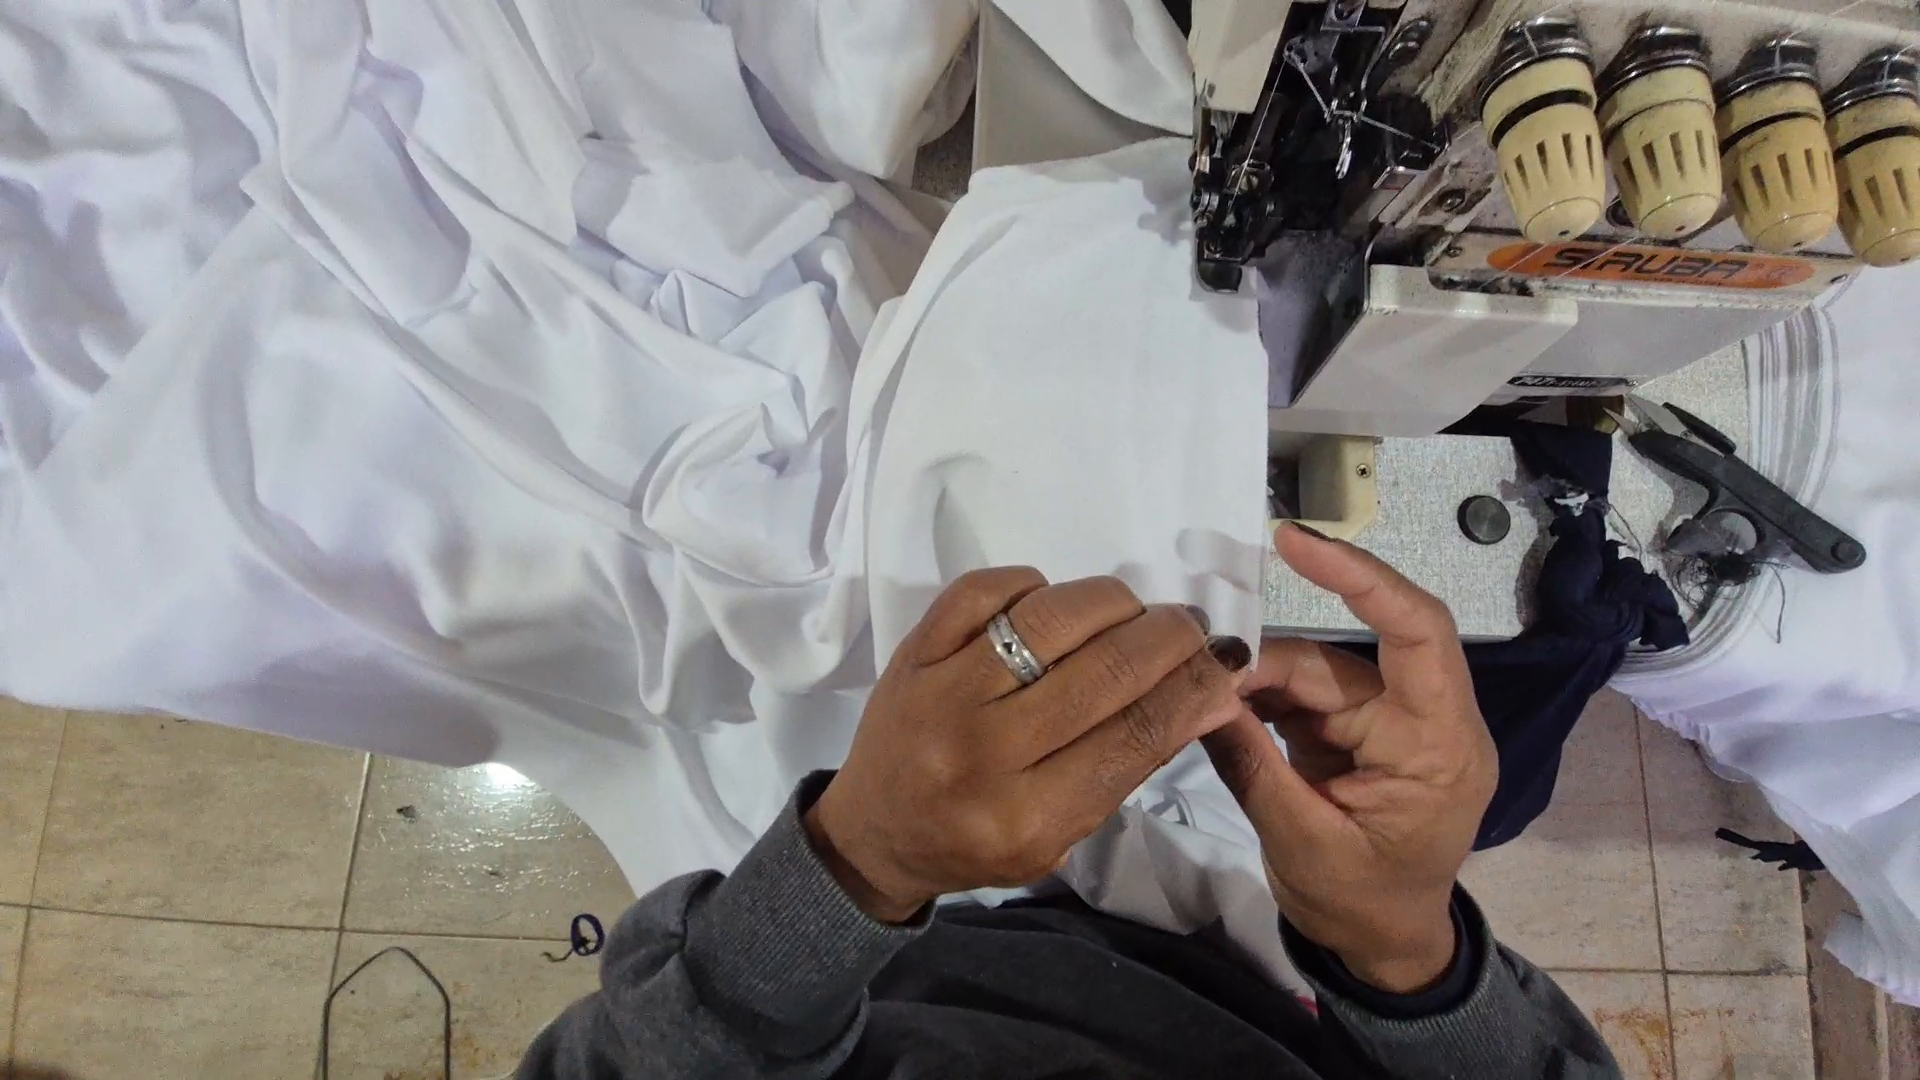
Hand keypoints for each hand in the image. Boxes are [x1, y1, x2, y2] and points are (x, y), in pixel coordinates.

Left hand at [806, 568, 1247, 921]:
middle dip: (1169, 637)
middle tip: (1188, 628)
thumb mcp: (1059, 836)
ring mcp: (942, 690)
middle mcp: (984, 750)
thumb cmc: (975, 841)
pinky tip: (1051, 605)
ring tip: (1130, 614)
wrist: (875, 829)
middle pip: (1105, 669)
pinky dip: (1032, 584)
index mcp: (1027, 815)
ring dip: (1112, 604)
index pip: (1136, 734)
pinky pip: (983, 589)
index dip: (1194, 688)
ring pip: (1050, 618)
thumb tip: (1203, 689)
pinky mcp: (914, 649)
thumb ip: (1125, 766)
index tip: (1222, 662)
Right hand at [1202, 524, 1495, 992]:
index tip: (1294, 542)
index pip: (1418, 634)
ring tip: (1201, 703)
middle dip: (1260, 668)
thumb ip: (1248, 760)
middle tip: (1196, 683)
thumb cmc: (1361, 905)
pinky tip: (1219, 708)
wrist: (1378, 943)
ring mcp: (1380, 722)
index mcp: (1437, 746)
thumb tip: (1199, 689)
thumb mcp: (1300, 840)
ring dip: (1250, 684)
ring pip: (1304, 673)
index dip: (1361, 578)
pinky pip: (1295, 694)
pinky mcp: (1348, 729)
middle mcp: (1417, 719)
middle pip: (1332, 661)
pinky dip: (1254, 698)